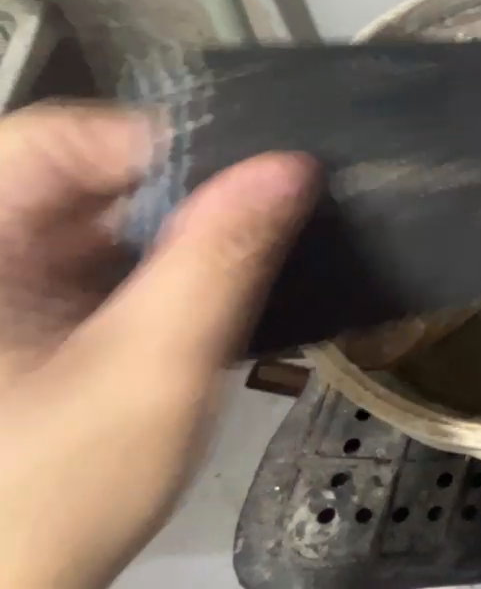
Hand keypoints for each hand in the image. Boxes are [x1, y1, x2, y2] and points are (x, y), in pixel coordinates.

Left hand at [0, 104, 316, 588]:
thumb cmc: (32, 506)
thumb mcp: (153, 372)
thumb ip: (220, 259)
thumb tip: (290, 167)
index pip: (63, 136)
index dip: (166, 148)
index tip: (247, 190)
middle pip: (84, 175)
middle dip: (179, 202)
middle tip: (242, 250)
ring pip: (96, 217)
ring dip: (173, 240)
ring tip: (211, 292)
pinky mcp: (12, 320)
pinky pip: (91, 259)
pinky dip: (151, 272)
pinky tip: (180, 315)